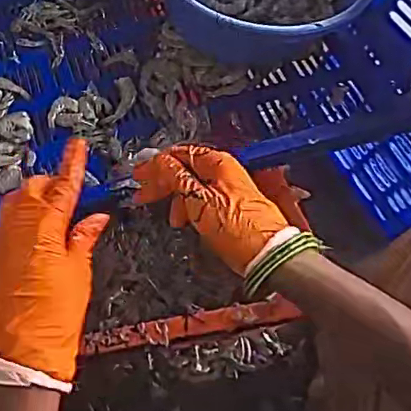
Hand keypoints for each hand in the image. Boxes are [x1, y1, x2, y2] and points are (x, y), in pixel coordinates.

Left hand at [0, 138, 109, 384]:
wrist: (29, 349)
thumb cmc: (57, 315)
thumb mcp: (80, 270)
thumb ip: (84, 236)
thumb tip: (95, 217)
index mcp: (46, 229)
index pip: (62, 186)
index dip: (72, 163)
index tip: (76, 146)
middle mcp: (19, 229)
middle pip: (34, 187)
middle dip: (53, 182)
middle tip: (72, 189)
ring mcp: (4, 240)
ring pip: (17, 200)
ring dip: (36, 196)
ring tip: (55, 207)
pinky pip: (7, 220)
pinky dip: (23, 214)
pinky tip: (37, 226)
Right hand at [133, 145, 293, 274]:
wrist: (271, 256)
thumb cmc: (241, 231)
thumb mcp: (199, 203)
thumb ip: (177, 180)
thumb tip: (160, 163)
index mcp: (217, 163)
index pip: (179, 155)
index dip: (155, 165)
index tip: (139, 175)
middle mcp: (226, 171)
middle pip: (186, 169)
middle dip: (163, 181)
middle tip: (144, 192)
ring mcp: (231, 189)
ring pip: (194, 185)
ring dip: (176, 197)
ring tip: (171, 216)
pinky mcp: (235, 206)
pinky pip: (205, 199)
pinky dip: (190, 207)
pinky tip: (186, 219)